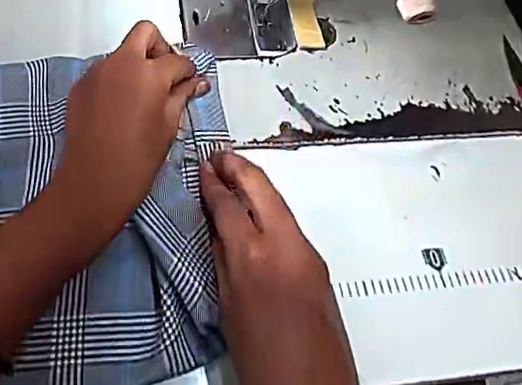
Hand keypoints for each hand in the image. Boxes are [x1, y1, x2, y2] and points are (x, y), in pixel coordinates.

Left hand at [45, 20, 208, 247]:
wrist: (92, 182)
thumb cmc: (134, 162)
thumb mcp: (168, 128)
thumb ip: (181, 96)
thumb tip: (193, 83)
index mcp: (149, 73)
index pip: (177, 58)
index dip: (187, 71)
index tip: (188, 80)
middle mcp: (121, 63)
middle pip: (145, 32)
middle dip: (159, 47)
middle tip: (165, 73)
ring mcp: (97, 71)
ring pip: (122, 52)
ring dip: (135, 64)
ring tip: (143, 97)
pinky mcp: (81, 84)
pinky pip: (103, 71)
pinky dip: (116, 80)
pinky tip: (121, 108)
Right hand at [201, 150, 356, 384]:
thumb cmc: (264, 363)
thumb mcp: (226, 304)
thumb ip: (220, 255)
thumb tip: (215, 223)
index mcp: (253, 256)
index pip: (226, 201)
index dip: (210, 181)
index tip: (202, 170)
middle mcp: (284, 245)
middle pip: (258, 183)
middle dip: (235, 165)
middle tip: (218, 158)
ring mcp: (306, 251)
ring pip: (276, 197)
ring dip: (253, 182)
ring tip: (232, 177)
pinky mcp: (319, 262)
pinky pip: (289, 219)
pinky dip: (268, 205)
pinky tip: (254, 210)